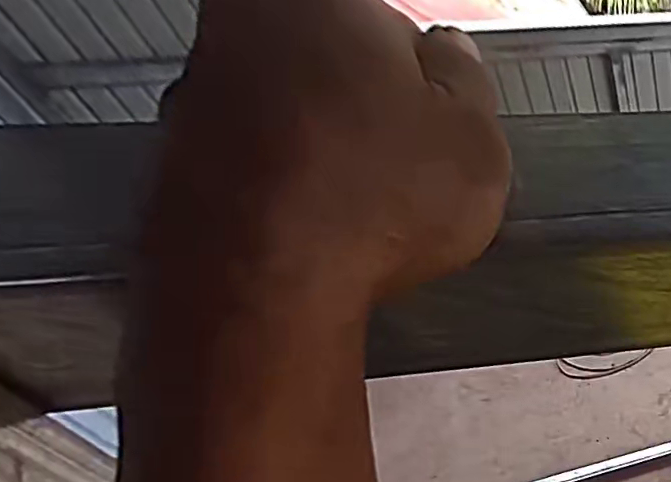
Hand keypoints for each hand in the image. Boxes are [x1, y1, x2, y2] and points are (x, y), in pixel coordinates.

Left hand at [143, 0, 512, 307]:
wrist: (276, 268)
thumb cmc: (377, 198)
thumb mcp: (476, 140)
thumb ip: (469, 81)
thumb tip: (453, 59)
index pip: (401, 27)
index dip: (436, 85)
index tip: (450, 122)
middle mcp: (254, 16)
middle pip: (347, 62)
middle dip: (386, 111)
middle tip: (424, 170)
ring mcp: (213, 77)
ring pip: (309, 108)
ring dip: (347, 147)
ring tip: (385, 207)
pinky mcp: (194, 140)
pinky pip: (277, 152)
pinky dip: (311, 180)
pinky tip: (343, 221)